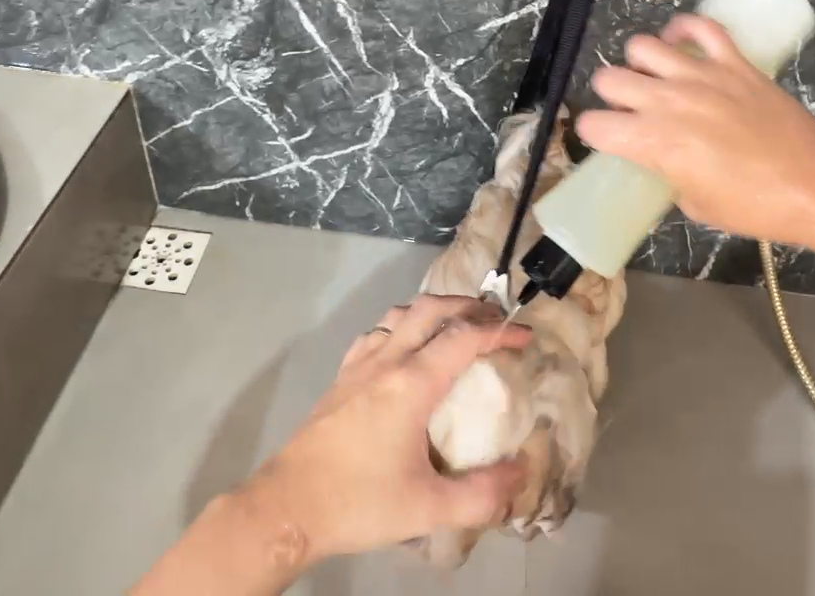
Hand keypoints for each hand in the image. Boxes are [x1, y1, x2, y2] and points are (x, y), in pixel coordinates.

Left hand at [235, 295, 531, 564]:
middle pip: (431, 309)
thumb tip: (520, 472)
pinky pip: (376, 332)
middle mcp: (386, 361)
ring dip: (434, 311)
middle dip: (468, 306)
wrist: (289, 506)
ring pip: (400, 314)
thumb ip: (482, 494)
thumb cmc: (360, 503)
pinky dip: (401, 326)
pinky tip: (406, 347)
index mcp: (412, 384)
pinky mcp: (342, 376)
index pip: (464, 338)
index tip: (525, 337)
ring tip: (456, 326)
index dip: (499, 332)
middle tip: (495, 321)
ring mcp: (359, 365)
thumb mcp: (429, 509)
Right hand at [578, 13, 814, 246]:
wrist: (814, 186)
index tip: (607, 138)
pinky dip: (685, 29)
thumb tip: (662, 160)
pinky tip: (681, 44)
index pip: (593, 124)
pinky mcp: (734, 63)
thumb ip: (666, 173)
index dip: (593, 132)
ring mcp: (702, 76)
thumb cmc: (753, 207)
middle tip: (629, 109)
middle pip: (609, 78)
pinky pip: (700, 27)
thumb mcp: (694, 204)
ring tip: (654, 77)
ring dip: (640, 63)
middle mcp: (668, 102)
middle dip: (611, 95)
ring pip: (643, 46)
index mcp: (654, 142)